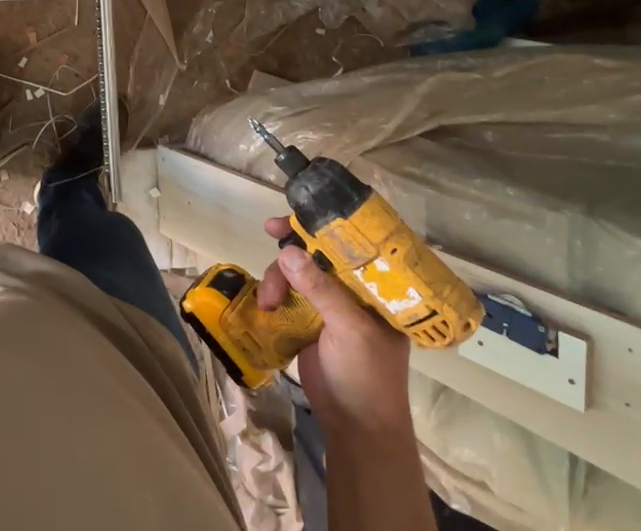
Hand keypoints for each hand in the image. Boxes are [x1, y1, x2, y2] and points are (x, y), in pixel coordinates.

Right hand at [257, 217, 413, 439]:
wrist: (355, 426)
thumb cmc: (367, 376)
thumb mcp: (349, 329)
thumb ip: (320, 290)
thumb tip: (287, 251)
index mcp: (376, 290)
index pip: (353, 246)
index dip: (327, 225)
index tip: (300, 214)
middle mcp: (354, 293)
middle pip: (320, 255)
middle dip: (294, 245)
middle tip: (269, 229)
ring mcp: (330, 308)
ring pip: (298, 274)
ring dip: (278, 278)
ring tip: (268, 302)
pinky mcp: (308, 323)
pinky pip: (287, 296)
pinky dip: (273, 294)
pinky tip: (264, 302)